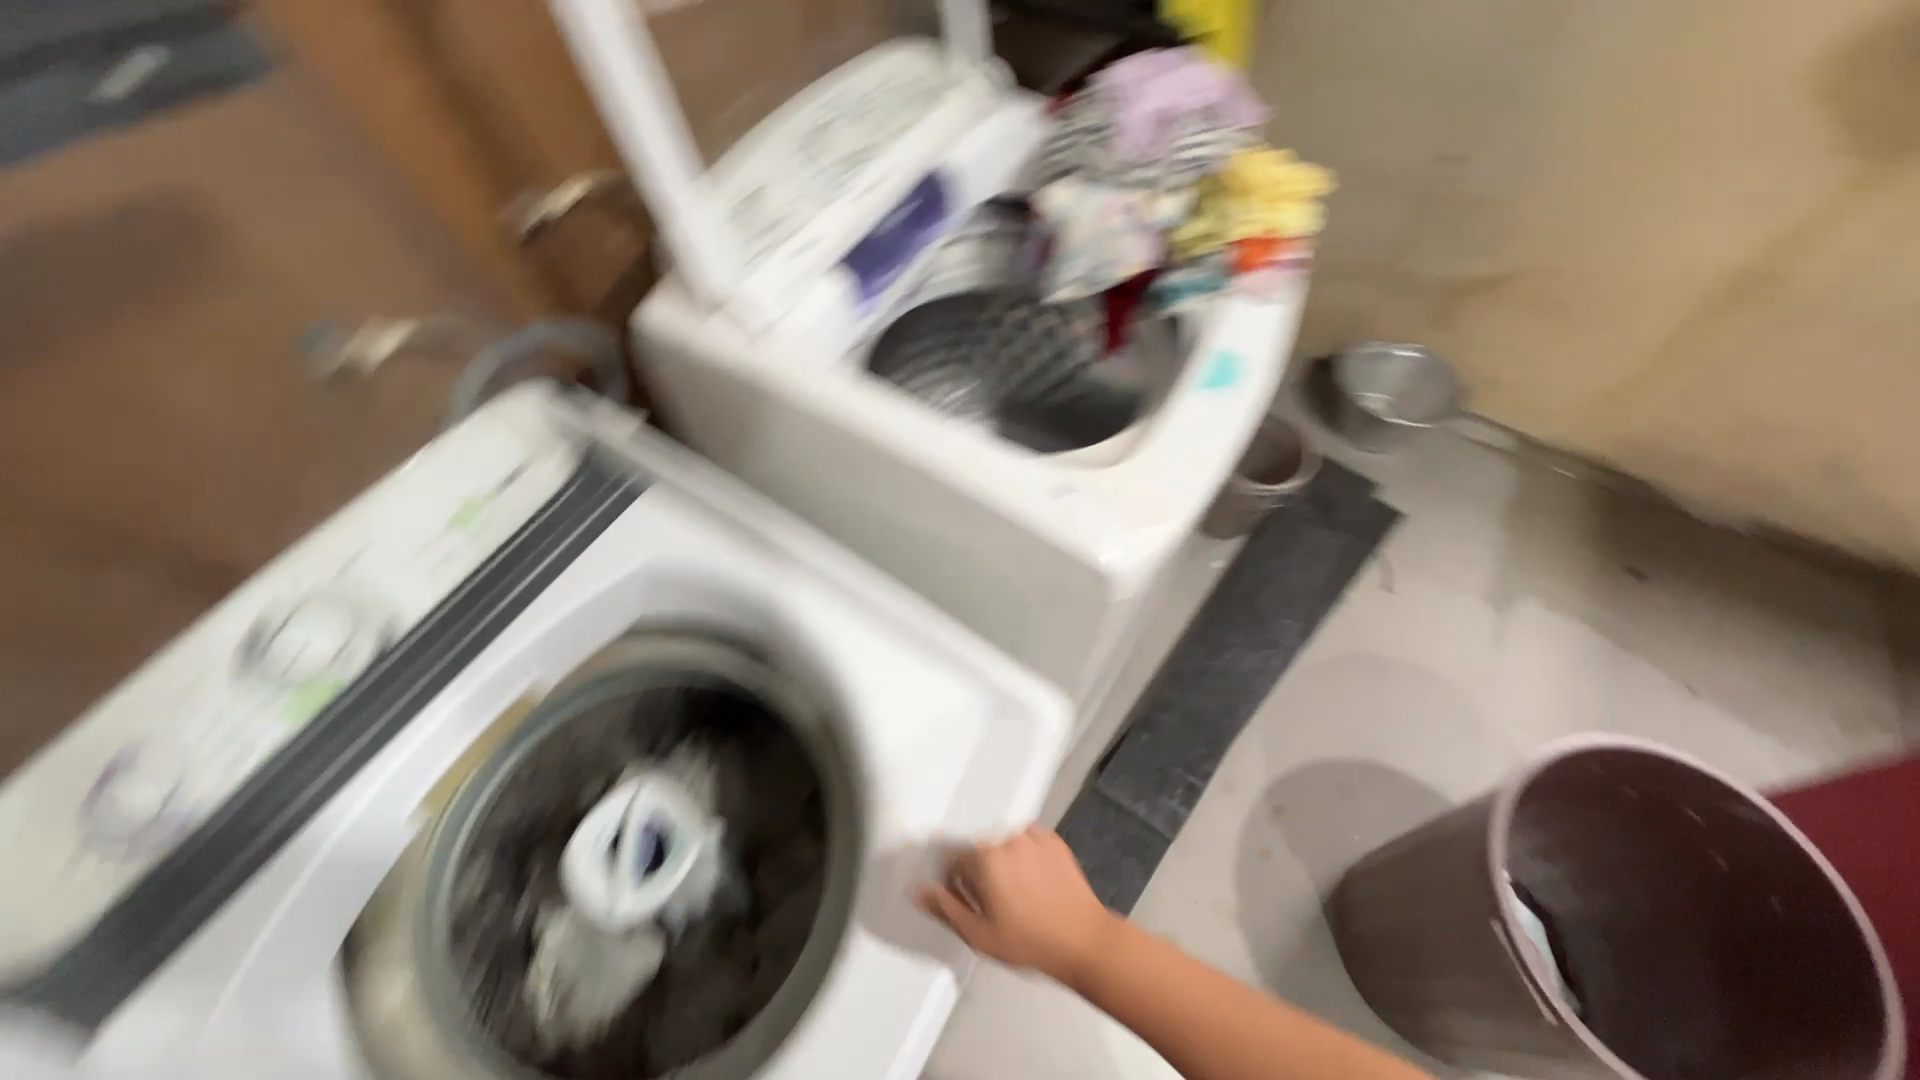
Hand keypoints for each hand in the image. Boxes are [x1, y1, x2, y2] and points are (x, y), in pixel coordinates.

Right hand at [915, 826, 1118, 984]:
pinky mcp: (1055, 840)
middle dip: (980, 872)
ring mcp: (1033, 836)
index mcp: (984, 858)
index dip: (955, 883)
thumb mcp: (979, 934)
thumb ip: (945, 908)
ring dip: (1004, 862)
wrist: (1083, 941)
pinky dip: (1026, 855)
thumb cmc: (1027, 941)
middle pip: (979, 850)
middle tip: (994, 904)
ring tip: (1018, 894)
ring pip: (1004, 844)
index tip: (969, 904)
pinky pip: (1028, 841)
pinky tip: (1035, 882)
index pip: (953, 860)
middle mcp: (1006, 837)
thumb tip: (918, 890)